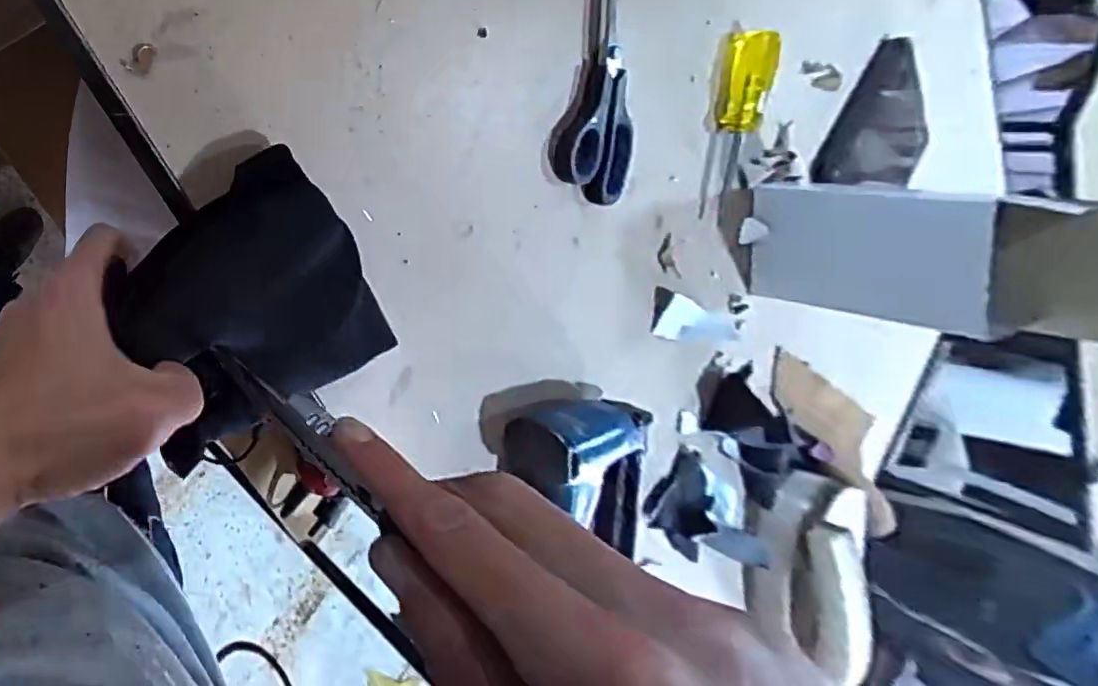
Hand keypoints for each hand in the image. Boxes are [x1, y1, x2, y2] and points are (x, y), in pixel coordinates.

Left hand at [0, 224, 202, 508]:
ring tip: (108, 392)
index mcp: (69, 289)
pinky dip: (59, 373)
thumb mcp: (148, 414)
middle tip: (141, 354)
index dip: (134, 250)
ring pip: (61, 322)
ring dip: (88, 346)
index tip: (149, 290)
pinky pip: (38, 353)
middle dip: (116, 310)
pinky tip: (71, 416)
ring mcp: (6, 332)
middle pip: (85, 283)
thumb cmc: (64, 425)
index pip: (104, 236)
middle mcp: (33, 298)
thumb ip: (182, 388)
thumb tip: (174, 376)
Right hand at [334, 419, 825, 685]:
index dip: (398, 480)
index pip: (471, 536)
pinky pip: (614, 570)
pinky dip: (561, 584)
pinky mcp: (747, 627)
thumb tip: (400, 551)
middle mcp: (670, 617)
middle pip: (513, 504)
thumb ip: (456, 650)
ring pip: (562, 532)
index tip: (349, 434)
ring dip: (501, 547)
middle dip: (444, 504)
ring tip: (484, 611)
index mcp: (613, 668)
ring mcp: (718, 617)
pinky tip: (565, 646)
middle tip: (406, 543)